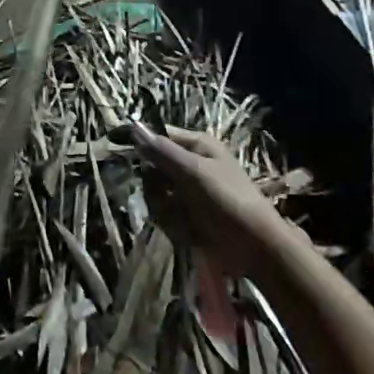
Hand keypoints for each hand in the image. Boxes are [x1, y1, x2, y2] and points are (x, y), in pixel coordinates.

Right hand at [127, 121, 293, 275]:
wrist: (255, 247)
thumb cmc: (227, 200)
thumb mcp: (193, 171)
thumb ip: (162, 151)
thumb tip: (134, 126)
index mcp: (196, 145)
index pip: (157, 136)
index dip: (139, 144)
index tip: (118, 149)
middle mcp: (190, 164)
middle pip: (151, 169)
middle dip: (156, 188)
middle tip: (168, 198)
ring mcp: (188, 191)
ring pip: (155, 195)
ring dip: (165, 210)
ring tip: (184, 220)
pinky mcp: (188, 215)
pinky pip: (165, 214)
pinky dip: (174, 224)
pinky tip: (189, 232)